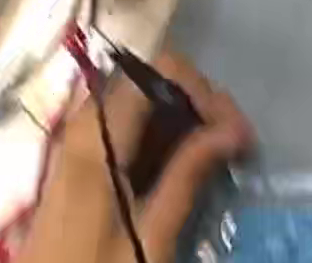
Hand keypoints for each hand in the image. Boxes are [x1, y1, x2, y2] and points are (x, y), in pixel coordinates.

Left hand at [18, 52, 252, 262]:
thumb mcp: (147, 241)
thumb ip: (187, 177)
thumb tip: (234, 128)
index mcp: (96, 136)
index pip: (157, 70)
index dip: (199, 87)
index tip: (230, 127)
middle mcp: (83, 124)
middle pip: (150, 80)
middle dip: (197, 100)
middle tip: (233, 139)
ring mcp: (77, 142)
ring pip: (141, 100)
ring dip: (183, 115)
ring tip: (217, 149)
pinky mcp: (79, 164)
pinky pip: (127, 124)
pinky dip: (161, 131)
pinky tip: (185, 161)